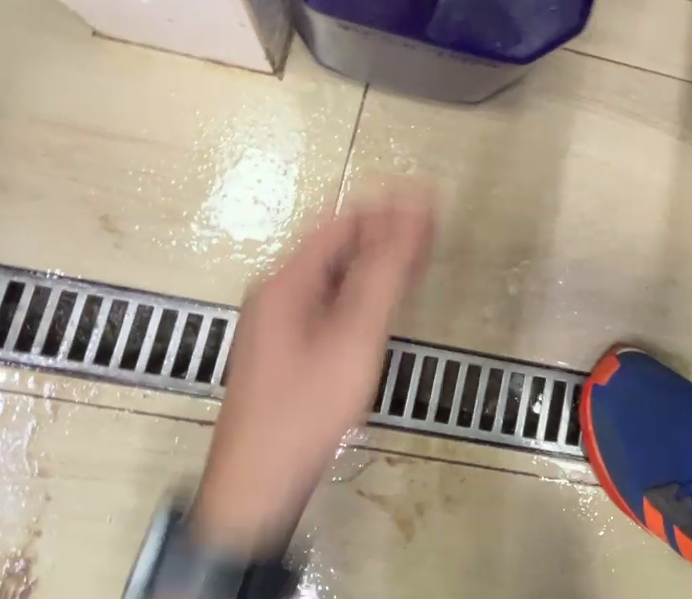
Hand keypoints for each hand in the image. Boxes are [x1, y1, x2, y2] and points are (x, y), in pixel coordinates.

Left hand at [190, 186, 434, 554]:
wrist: (256, 491)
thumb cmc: (303, 413)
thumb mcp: (351, 340)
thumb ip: (383, 276)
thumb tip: (409, 215)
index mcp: (288, 282)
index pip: (343, 222)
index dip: (387, 207)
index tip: (428, 200)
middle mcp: (282, 294)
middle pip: (340, 245)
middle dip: (388, 230)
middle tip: (435, 222)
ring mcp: (285, 323)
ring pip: (340, 274)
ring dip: (382, 259)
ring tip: (425, 249)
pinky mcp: (294, 350)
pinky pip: (336, 301)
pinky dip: (368, 290)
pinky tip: (395, 292)